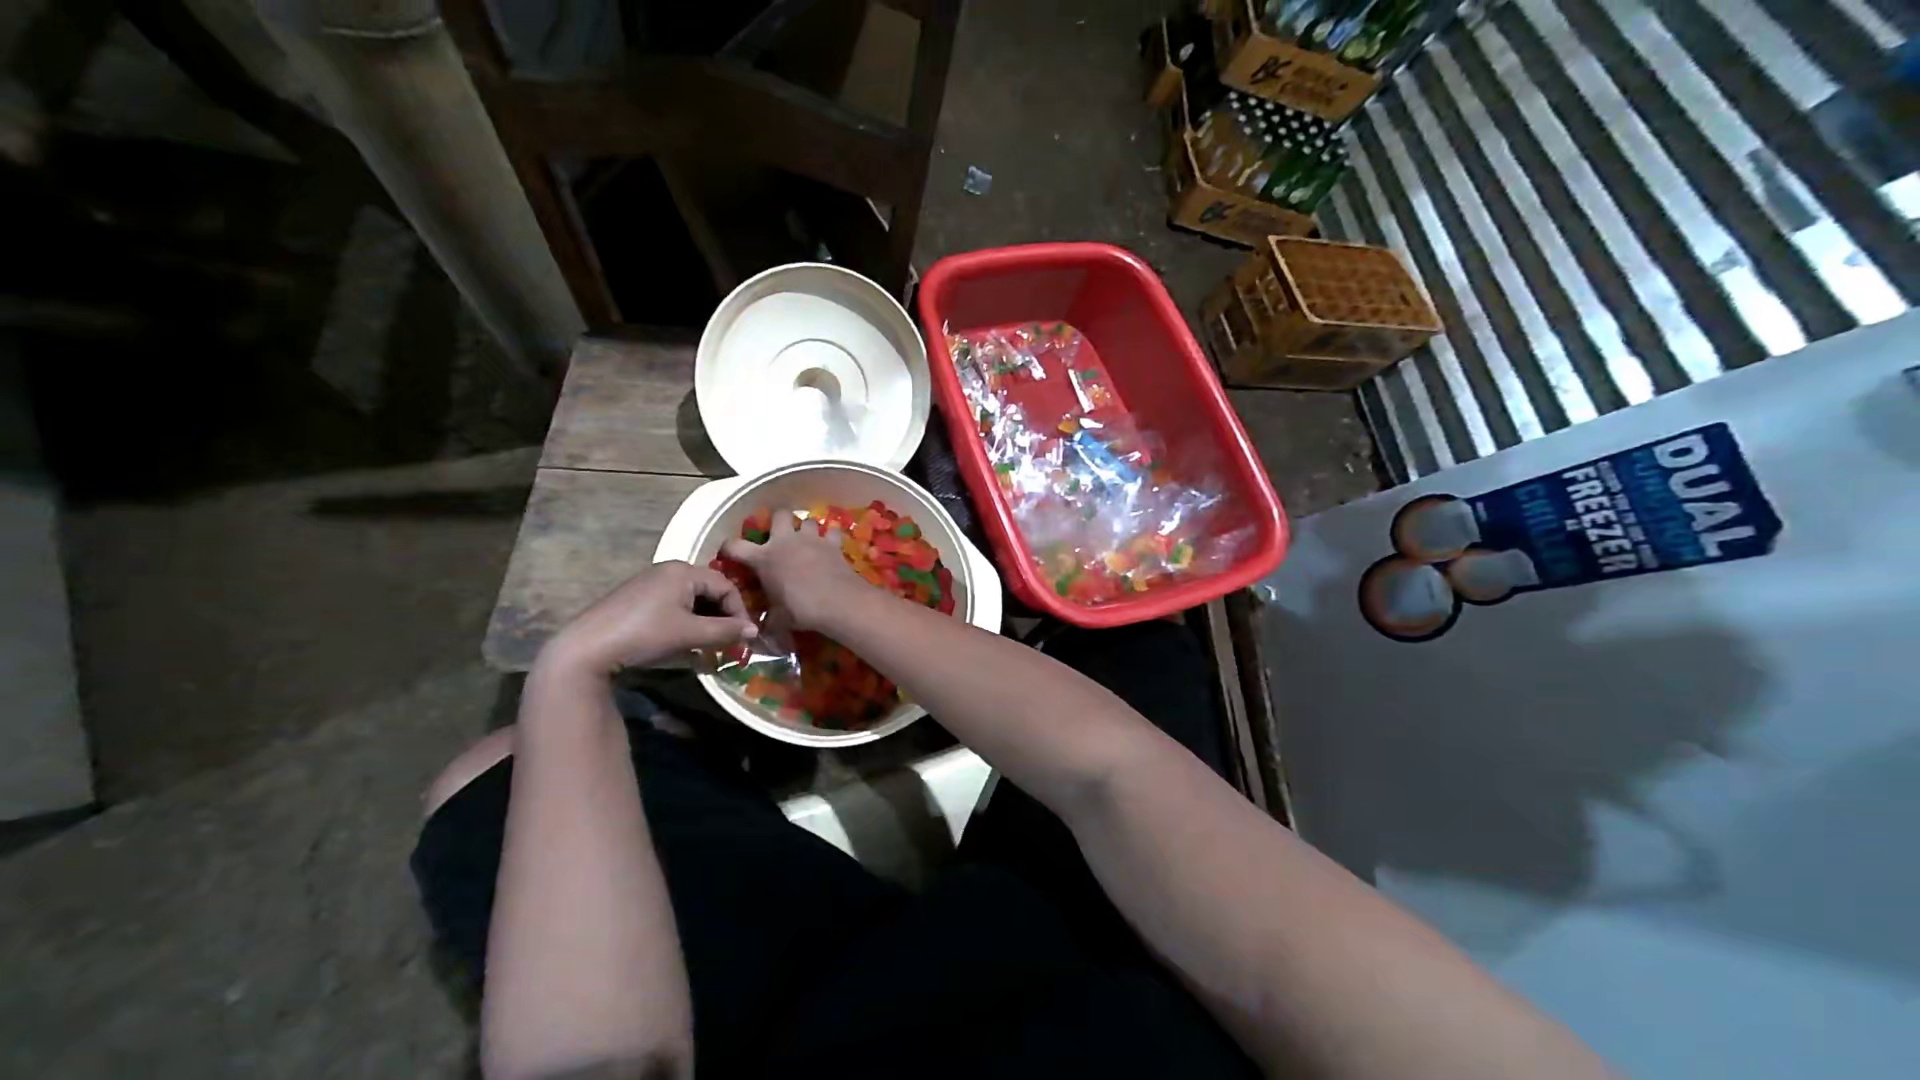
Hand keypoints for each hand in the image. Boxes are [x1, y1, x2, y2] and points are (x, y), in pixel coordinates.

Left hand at [542, 561, 758, 675]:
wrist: (587, 648)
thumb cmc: (645, 635)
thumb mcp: (690, 634)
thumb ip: (726, 631)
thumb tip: (755, 631)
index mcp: (684, 570)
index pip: (726, 586)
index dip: (740, 612)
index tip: (744, 637)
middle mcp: (668, 569)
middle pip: (709, 590)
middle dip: (722, 616)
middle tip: (729, 641)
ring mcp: (650, 582)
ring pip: (691, 598)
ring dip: (705, 620)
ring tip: (708, 644)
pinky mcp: (637, 597)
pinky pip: (673, 603)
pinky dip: (686, 620)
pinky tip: (683, 640)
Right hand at [719, 509, 867, 630]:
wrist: (838, 603)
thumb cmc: (800, 610)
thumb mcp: (778, 620)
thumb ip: (768, 621)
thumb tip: (760, 633)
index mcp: (764, 558)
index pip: (735, 546)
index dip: (728, 547)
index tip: (728, 552)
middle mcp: (785, 541)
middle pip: (779, 515)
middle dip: (779, 521)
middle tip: (781, 536)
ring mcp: (811, 539)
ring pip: (808, 520)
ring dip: (806, 529)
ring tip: (808, 542)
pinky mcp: (833, 543)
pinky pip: (832, 532)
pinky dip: (831, 537)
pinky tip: (831, 545)